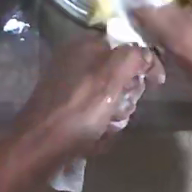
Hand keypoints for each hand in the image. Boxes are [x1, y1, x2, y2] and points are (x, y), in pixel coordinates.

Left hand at [0, 36, 160, 174]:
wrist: (40, 146)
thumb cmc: (78, 110)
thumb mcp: (110, 77)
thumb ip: (132, 57)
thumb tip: (147, 54)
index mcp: (84, 45)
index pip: (126, 45)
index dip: (141, 65)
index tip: (151, 84)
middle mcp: (75, 61)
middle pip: (119, 75)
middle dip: (126, 95)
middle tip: (120, 110)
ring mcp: (69, 86)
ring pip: (109, 98)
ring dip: (115, 115)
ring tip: (106, 127)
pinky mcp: (65, 109)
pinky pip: (95, 116)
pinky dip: (100, 128)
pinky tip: (97, 138)